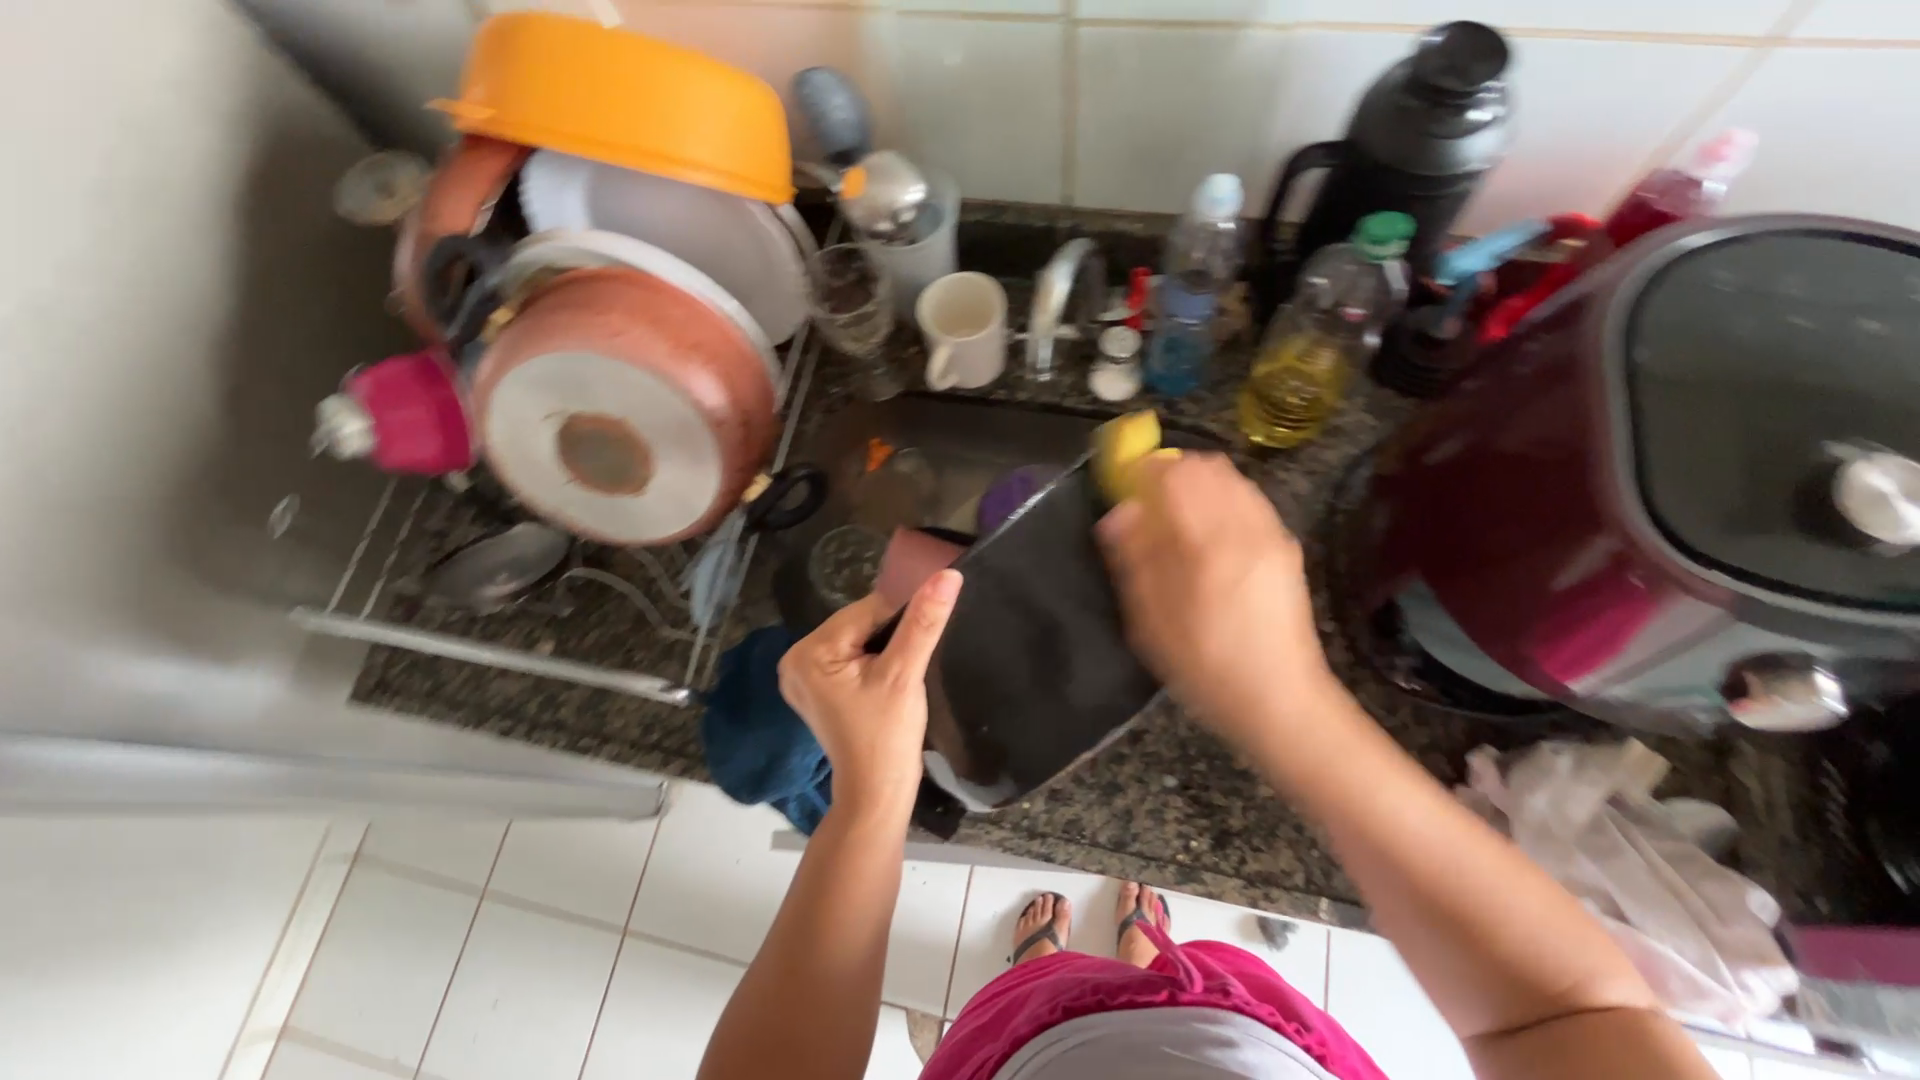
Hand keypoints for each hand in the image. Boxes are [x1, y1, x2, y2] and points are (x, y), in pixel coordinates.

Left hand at [778, 570, 962, 818]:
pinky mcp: (816, 690)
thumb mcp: (906, 674)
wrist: (877, 792)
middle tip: (911, 664)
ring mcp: (802, 676)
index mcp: (808, 651)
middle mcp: (795, 659)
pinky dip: (873, 662)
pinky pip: (850, 657)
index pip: (867, 610)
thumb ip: (923, 622)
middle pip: (859, 623)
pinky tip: (886, 682)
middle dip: (890, 635)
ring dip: (884, 648)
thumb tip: (948, 575)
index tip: (925, 636)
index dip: (902, 618)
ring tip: (901, 674)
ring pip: (858, 639)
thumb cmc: (888, 735)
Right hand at [1095, 453, 1334, 744]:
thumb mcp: (1152, 622)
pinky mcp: (1286, 548)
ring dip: (1200, 484)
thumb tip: (1118, 514)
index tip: (1125, 483)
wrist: (1281, 700)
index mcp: (1208, 544)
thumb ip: (1134, 560)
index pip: (1174, 474)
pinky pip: (1251, 501)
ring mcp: (1273, 535)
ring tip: (1178, 517)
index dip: (1143, 470)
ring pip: (1233, 479)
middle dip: (1173, 473)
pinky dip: (1225, 500)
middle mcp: (1246, 528)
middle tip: (1149, 501)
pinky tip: (1210, 534)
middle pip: (1207, 467)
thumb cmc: (1206, 668)